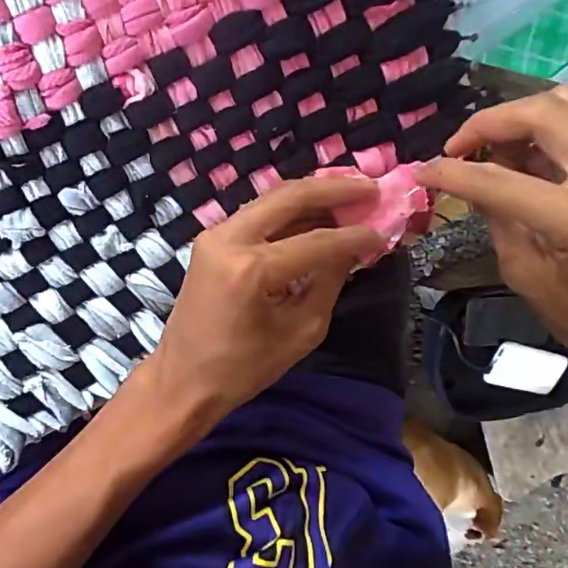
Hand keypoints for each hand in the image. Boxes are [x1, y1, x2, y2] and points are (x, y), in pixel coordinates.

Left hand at [138, 175, 386, 429]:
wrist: (182, 379)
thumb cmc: (242, 369)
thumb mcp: (301, 332)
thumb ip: (329, 282)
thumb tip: (353, 248)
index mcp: (251, 269)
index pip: (316, 241)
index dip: (355, 237)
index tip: (384, 233)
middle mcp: (229, 239)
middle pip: (290, 197)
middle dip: (334, 190)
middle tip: (370, 188)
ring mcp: (215, 234)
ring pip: (272, 199)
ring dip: (312, 195)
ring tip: (350, 194)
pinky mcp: (210, 239)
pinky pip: (258, 214)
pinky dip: (289, 210)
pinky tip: (317, 212)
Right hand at [417, 87, 567, 418]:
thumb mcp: (530, 279)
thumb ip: (500, 221)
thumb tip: (472, 182)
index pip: (504, 180)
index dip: (454, 171)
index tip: (423, 169)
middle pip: (548, 113)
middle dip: (492, 121)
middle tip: (460, 146)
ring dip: (526, 116)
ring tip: (498, 146)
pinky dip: (555, 129)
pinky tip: (532, 155)